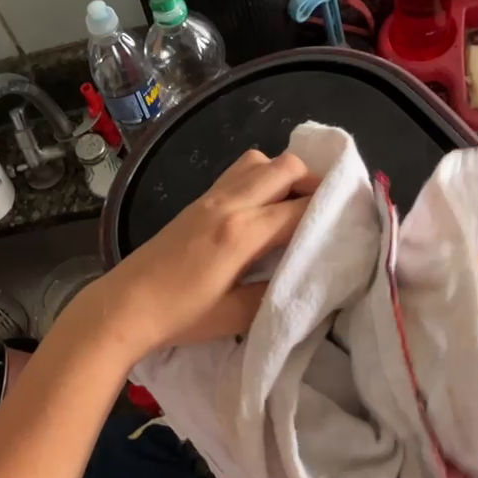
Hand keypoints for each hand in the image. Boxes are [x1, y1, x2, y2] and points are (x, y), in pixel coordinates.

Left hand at [72, 149, 317, 362]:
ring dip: (285, 174)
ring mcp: (210, 198)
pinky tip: (263, 208)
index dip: (332, 212)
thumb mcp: (236, 316)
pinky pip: (237, 172)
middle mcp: (230, 204)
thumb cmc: (180, 317)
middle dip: (315, 182)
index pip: (302, 208)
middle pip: (286, 167)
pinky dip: (261, 178)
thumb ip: (274, 292)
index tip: (354, 223)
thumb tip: (302, 277)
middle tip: (327, 211)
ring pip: (260, 161)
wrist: (124, 306)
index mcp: (242, 232)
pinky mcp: (196, 202)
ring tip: (295, 206)